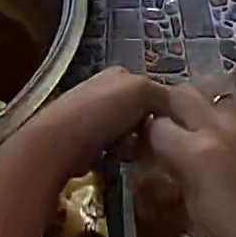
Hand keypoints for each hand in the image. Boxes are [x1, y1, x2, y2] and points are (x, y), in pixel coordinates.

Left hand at [23, 68, 168, 176]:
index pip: (151, 90)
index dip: (162, 109)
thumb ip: (164, 96)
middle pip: (138, 112)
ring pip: (125, 132)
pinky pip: (109, 147)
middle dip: (146, 129)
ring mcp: (89, 114)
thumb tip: (176, 111)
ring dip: (132, 145)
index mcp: (119, 74)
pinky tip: (114, 162)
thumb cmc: (102, 112)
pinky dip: (115, 155)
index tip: (170, 130)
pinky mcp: (80, 139)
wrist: (58, 141)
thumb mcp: (143, 91)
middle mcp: (103, 89)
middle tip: (152, 146)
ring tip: (133, 157)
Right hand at [145, 87, 235, 236]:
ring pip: (208, 94)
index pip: (158, 126)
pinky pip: (231, 107)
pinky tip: (217, 136)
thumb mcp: (194, 208)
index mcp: (198, 151)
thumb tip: (164, 156)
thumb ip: (177, 172)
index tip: (146, 147)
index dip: (148, 136)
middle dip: (168, 108)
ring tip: (191, 128)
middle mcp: (218, 126)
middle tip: (165, 128)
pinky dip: (218, 114)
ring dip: (195, 106)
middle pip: (181, 94)